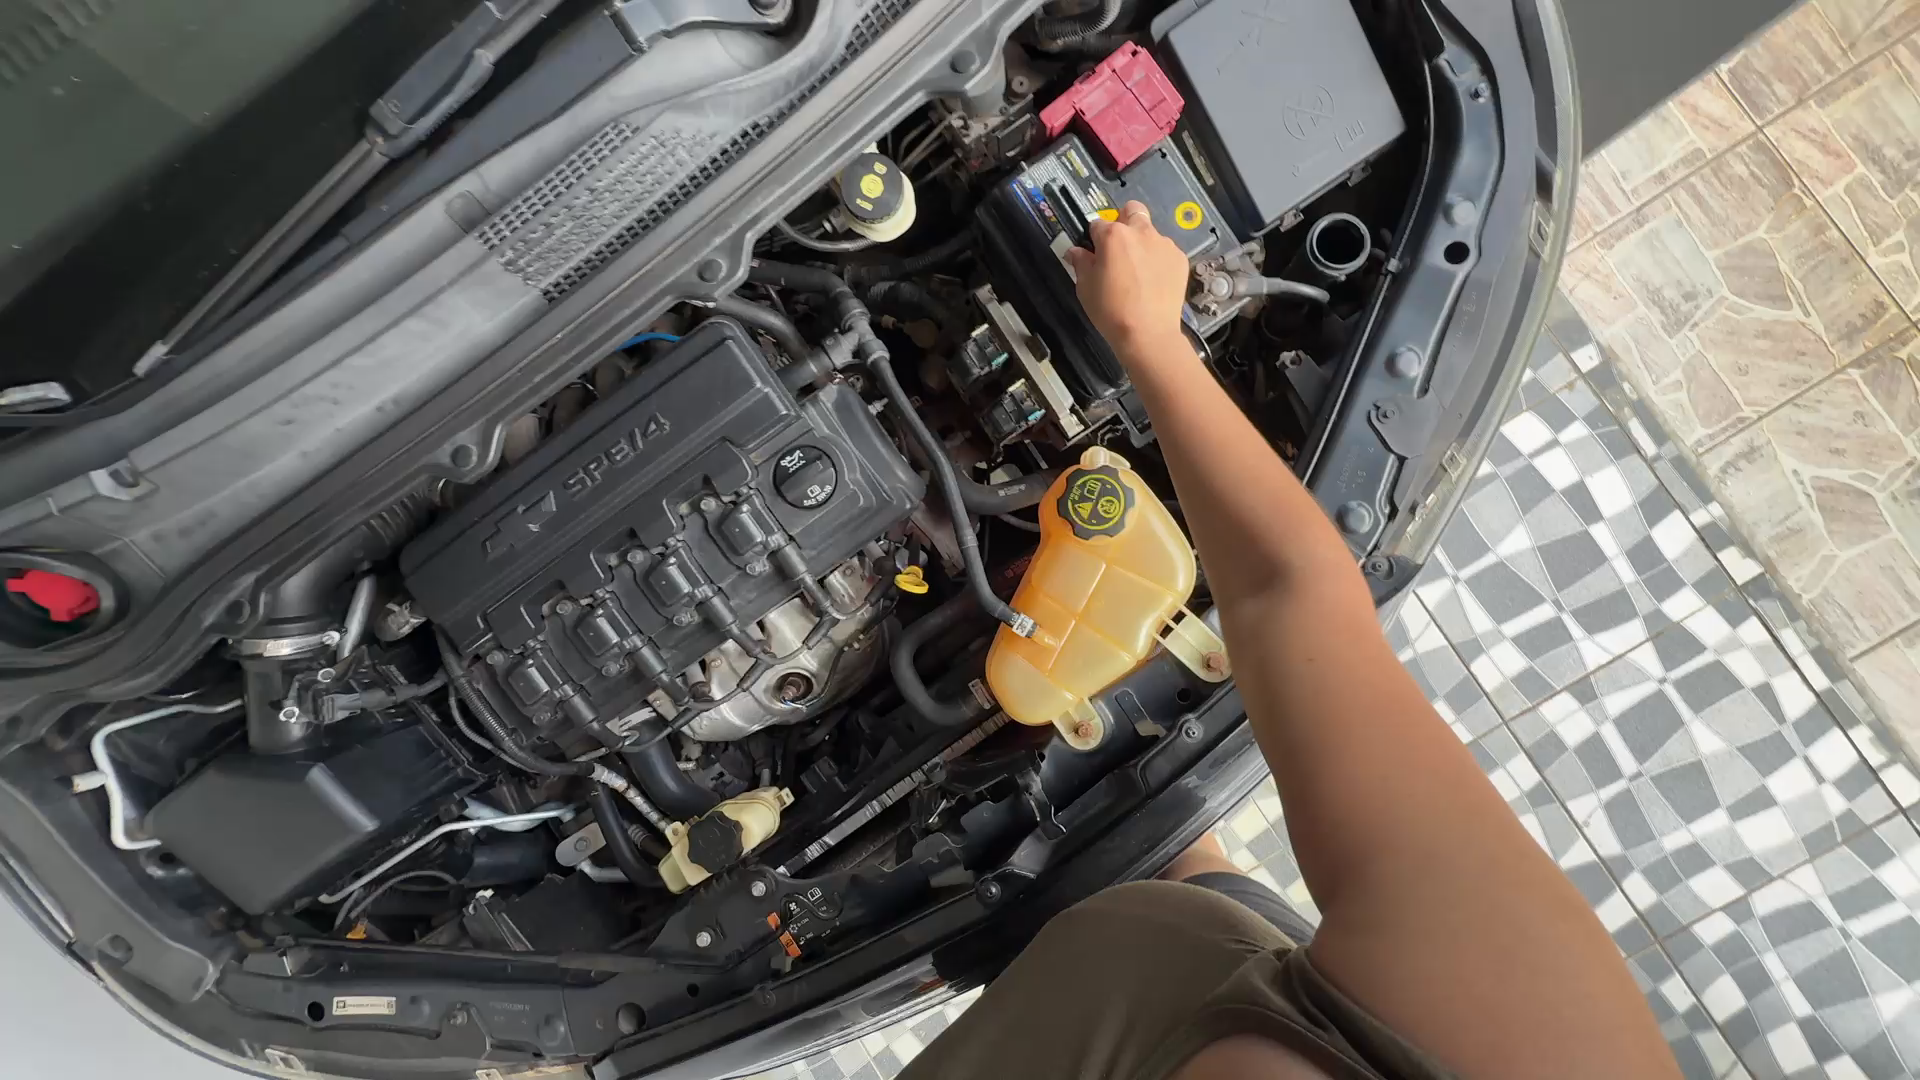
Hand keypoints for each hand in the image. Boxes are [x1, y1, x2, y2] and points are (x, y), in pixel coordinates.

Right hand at [1063, 200, 1193, 362]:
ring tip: (1139, 274)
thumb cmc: (1110, 310)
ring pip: (1150, 233)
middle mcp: (1140, 231)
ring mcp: (1164, 244)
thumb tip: (1075, 251)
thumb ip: (1081, 264)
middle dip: (1124, 222)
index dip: (1093, 238)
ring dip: (1142, 245)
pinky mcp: (1180, 259)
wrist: (1147, 333)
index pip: (1097, 224)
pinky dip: (1158, 261)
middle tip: (1119, 249)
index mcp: (1113, 235)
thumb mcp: (1085, 288)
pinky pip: (1165, 252)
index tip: (1094, 253)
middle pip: (1131, 211)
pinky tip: (1153, 283)